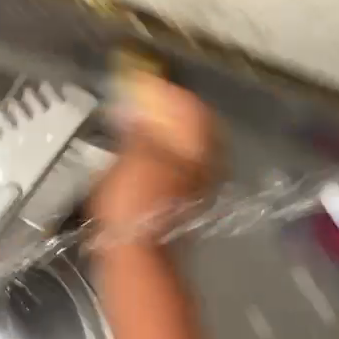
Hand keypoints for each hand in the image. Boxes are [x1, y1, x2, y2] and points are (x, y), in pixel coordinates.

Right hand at [89, 72, 220, 228]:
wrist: (137, 254)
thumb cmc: (135, 204)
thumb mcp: (133, 157)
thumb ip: (137, 128)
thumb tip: (135, 106)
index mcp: (197, 145)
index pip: (188, 106)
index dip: (165, 92)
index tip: (141, 84)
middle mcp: (205, 161)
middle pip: (190, 126)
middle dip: (166, 113)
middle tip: (139, 103)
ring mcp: (195, 184)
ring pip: (183, 147)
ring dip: (161, 135)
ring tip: (135, 128)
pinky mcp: (181, 202)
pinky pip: (172, 166)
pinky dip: (157, 157)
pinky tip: (137, 160)